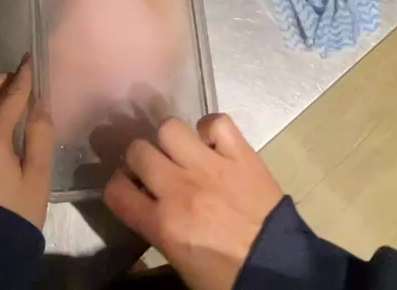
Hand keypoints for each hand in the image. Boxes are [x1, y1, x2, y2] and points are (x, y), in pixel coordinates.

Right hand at [102, 114, 285, 289]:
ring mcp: (211, 166)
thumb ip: (157, 232)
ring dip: (170, 139)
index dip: (118, 186)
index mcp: (164, 224)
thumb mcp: (180, 263)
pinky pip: (216, 121)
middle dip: (140, 159)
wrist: (280, 271)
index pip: (117, 191)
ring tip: (180, 151)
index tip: (128, 188)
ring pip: (170, 127)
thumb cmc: (226, 277)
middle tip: (153, 168)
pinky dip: (210, 128)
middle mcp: (180, 188)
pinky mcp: (240, 154)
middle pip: (138, 150)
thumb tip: (144, 210)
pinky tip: (212, 142)